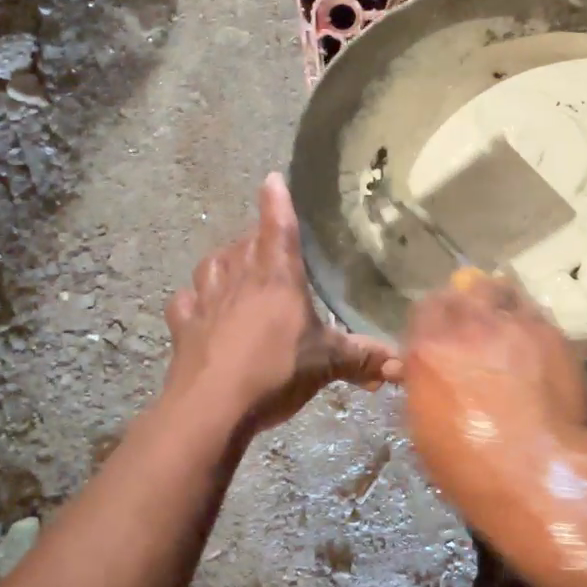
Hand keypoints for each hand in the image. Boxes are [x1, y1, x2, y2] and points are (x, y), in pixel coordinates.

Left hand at [163, 172, 401, 430]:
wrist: (210, 408)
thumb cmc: (275, 371)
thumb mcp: (328, 363)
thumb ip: (363, 358)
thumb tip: (403, 365)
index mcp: (278, 278)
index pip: (278, 228)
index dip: (276, 202)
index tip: (272, 178)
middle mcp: (240, 280)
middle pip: (245, 244)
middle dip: (255, 235)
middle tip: (266, 237)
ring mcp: (207, 303)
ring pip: (212, 265)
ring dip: (224, 259)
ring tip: (233, 263)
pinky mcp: (183, 329)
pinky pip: (186, 302)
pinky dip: (193, 298)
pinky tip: (197, 303)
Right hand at [404, 274, 586, 577]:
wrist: (542, 473)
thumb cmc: (472, 470)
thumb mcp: (425, 432)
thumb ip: (423, 386)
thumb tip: (424, 371)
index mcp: (431, 350)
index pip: (425, 307)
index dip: (433, 320)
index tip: (438, 335)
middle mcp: (472, 326)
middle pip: (464, 290)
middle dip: (465, 303)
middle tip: (472, 326)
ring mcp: (516, 324)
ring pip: (502, 291)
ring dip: (497, 302)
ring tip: (502, 323)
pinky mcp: (553, 333)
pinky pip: (534, 313)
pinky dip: (527, 321)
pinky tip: (531, 342)